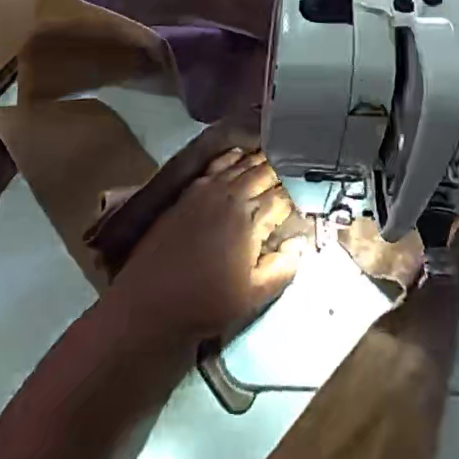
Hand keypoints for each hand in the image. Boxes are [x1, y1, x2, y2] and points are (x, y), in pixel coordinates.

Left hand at [106, 148, 307, 343]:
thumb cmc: (206, 301)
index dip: (298, 199)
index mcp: (250, 217)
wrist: (151, 300)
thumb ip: (283, 267)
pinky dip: (233, 157)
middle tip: (296, 179)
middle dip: (282, 175)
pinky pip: (217, 164)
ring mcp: (207, 189)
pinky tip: (240, 156)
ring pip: (242, 163)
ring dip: (260, 162)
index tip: (307, 204)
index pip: (283, 197)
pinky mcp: (189, 190)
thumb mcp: (254, 294)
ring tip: (276, 161)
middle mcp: (231, 194)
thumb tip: (300, 244)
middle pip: (264, 173)